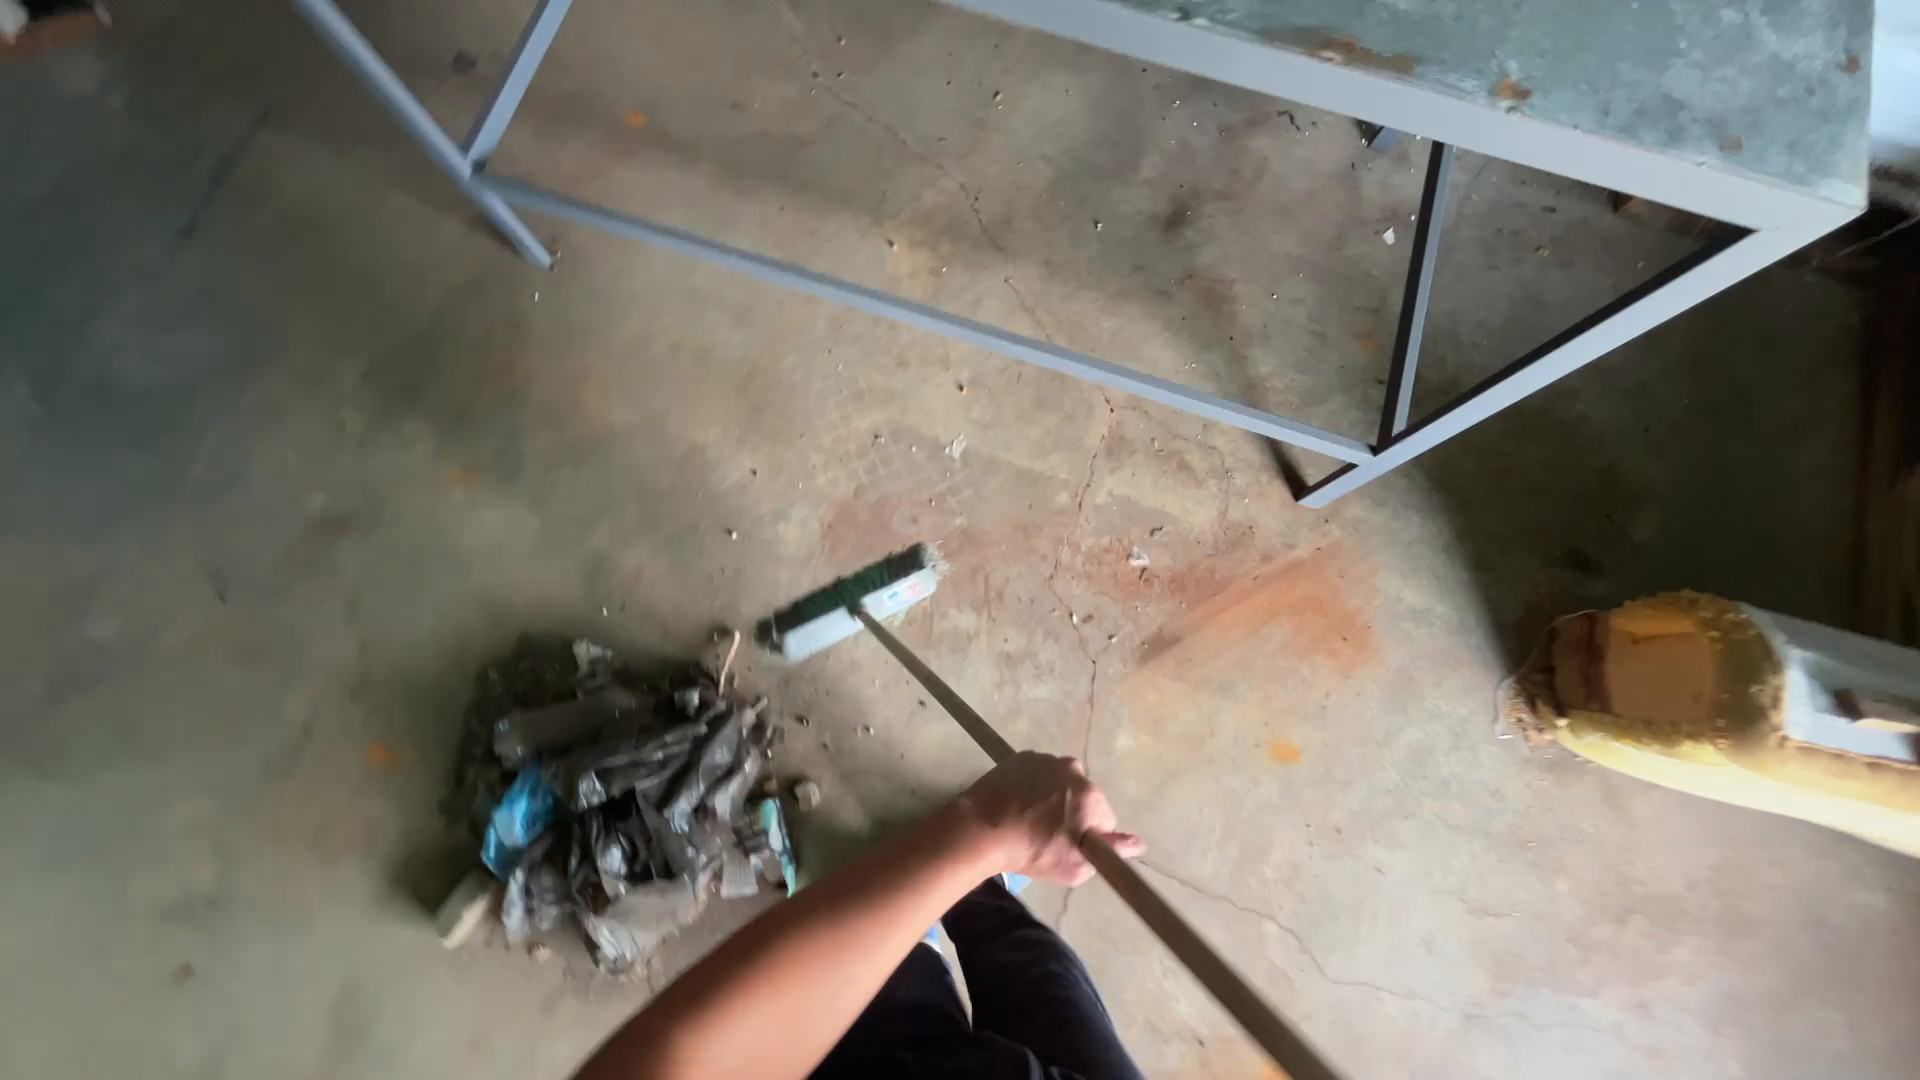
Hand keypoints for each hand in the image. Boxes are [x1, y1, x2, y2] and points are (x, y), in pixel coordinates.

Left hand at [954, 752, 1145, 885]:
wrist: (982, 828)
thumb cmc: (1032, 851)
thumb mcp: (1076, 865)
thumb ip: (1112, 851)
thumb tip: (1138, 844)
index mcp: (1091, 795)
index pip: (1104, 820)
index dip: (1089, 836)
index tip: (1069, 846)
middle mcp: (1073, 769)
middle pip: (1083, 796)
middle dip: (1072, 812)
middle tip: (1048, 833)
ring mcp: (1044, 759)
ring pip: (1059, 782)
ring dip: (1052, 796)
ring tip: (1029, 818)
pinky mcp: (1020, 757)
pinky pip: (1037, 773)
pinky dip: (1032, 785)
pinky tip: (1017, 803)